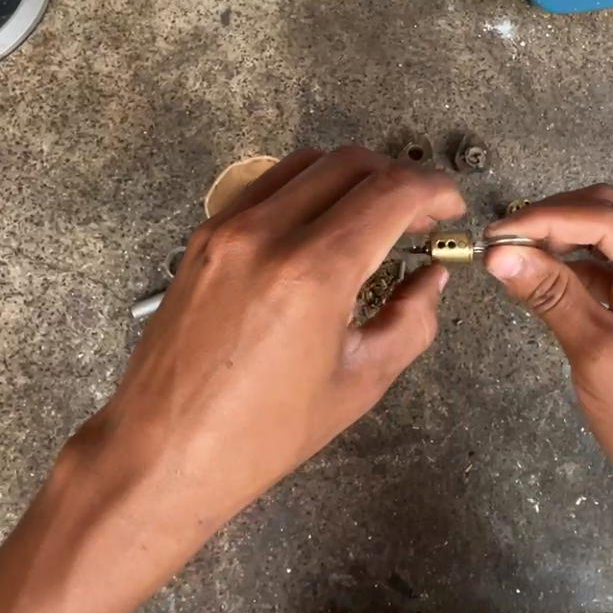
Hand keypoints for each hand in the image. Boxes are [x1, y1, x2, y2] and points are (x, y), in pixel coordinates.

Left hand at [74, 146, 466, 543]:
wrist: (163, 451)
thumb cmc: (262, 432)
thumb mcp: (359, 383)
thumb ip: (411, 319)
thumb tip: (432, 276)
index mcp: (312, 272)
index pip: (391, 191)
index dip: (434, 190)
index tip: (449, 209)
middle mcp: (267, 232)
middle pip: (352, 162)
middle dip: (400, 178)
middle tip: (419, 217)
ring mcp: (228, 227)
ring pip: (308, 162)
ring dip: (353, 176)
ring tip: (373, 216)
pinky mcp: (204, 234)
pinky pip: (268, 183)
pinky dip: (308, 186)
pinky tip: (320, 224)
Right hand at [483, 186, 612, 500]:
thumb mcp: (598, 355)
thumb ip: (550, 295)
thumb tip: (497, 253)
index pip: (608, 219)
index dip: (546, 218)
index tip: (493, 234)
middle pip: (610, 213)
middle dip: (552, 219)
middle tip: (499, 241)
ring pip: (608, 232)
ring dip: (559, 236)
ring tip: (512, 252)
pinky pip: (609, 261)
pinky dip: (572, 261)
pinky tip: (540, 271)